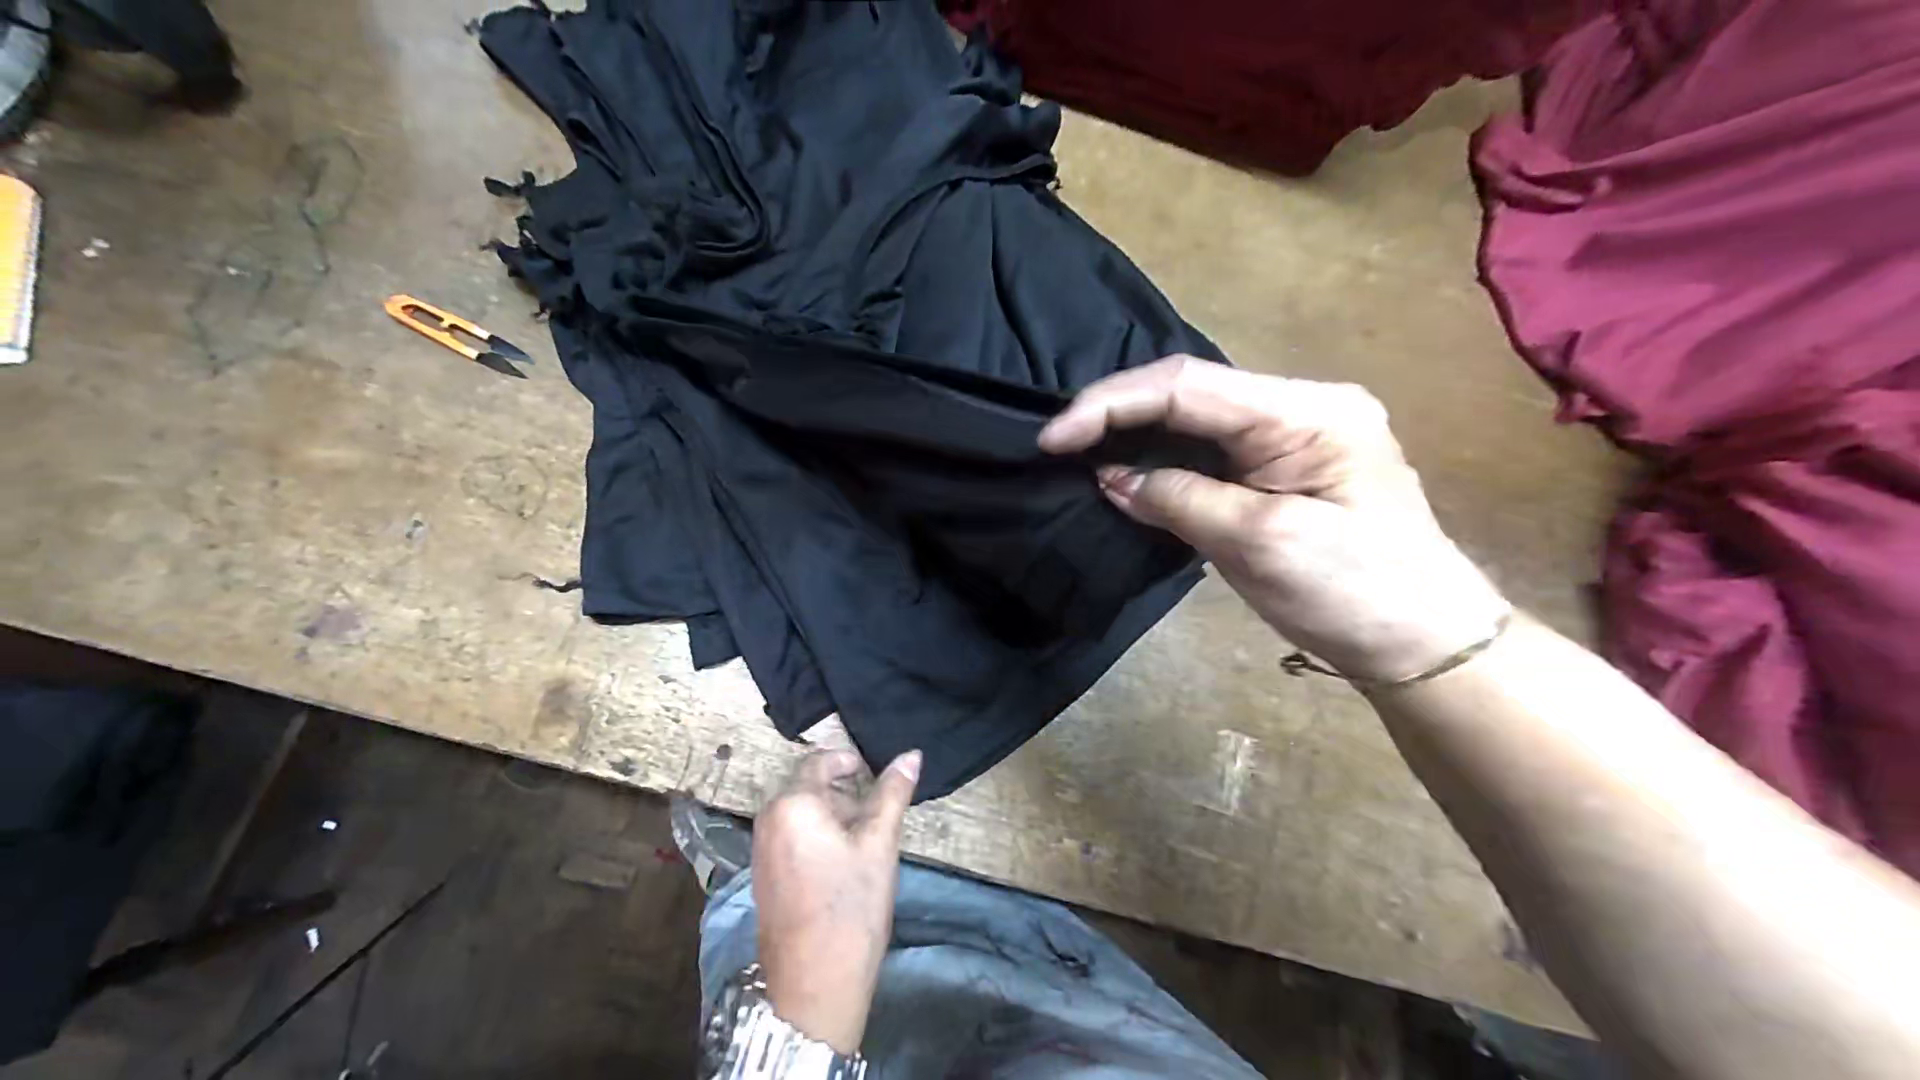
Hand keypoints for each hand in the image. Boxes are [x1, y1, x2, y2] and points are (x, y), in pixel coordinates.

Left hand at [752, 747, 919, 1055]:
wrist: (814, 987)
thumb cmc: (851, 907)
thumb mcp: (879, 843)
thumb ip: (893, 793)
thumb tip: (911, 754)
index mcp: (792, 804)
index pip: (821, 761)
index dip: (853, 763)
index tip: (880, 780)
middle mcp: (769, 819)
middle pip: (811, 787)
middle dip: (847, 795)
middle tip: (879, 820)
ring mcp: (762, 849)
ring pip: (804, 814)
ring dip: (836, 818)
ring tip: (867, 846)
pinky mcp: (764, 874)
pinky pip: (793, 837)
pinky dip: (819, 838)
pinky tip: (844, 867)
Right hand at [1040, 356, 1507, 682]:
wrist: (1422, 644)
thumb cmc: (1357, 594)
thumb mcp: (1261, 544)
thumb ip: (1179, 500)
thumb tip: (1111, 478)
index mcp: (1305, 411)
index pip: (1187, 385)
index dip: (1111, 404)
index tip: (1054, 438)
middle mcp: (1296, 407)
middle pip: (1186, 392)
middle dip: (1115, 413)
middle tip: (1057, 444)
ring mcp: (1288, 436)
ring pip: (1190, 419)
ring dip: (1132, 434)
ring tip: (1077, 453)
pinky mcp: (1276, 468)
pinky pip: (1203, 450)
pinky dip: (1157, 460)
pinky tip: (1123, 471)